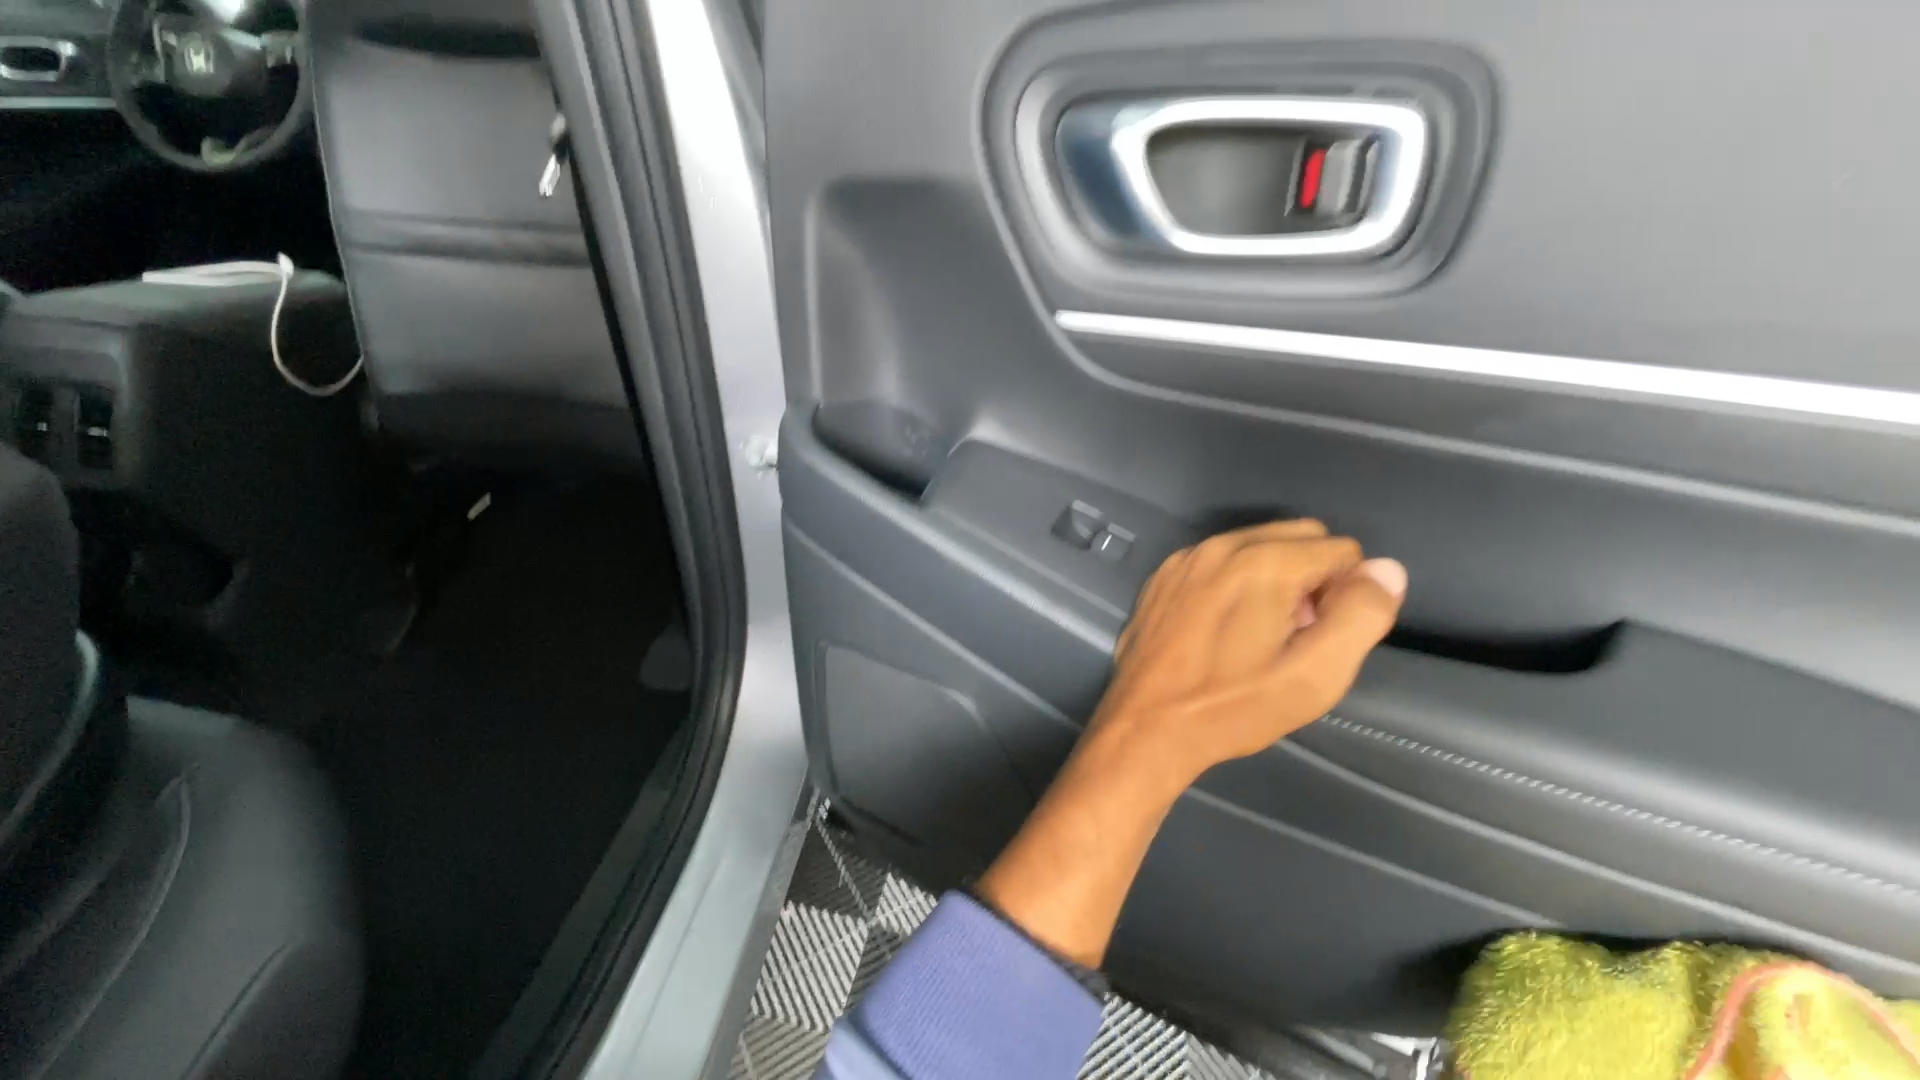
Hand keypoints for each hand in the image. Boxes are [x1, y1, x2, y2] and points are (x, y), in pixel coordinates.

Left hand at [1090, 518, 1407, 786]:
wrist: (1146, 726)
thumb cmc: (1234, 705)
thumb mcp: (1315, 675)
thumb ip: (1361, 615)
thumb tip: (1386, 569)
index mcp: (1264, 561)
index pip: (1342, 550)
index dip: (1346, 594)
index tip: (1319, 635)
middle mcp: (1222, 545)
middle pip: (1300, 536)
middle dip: (1313, 577)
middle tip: (1295, 634)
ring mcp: (1186, 559)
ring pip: (1257, 545)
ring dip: (1275, 577)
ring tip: (1258, 636)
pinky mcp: (1162, 577)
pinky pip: (1218, 561)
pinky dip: (1234, 582)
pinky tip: (1222, 631)